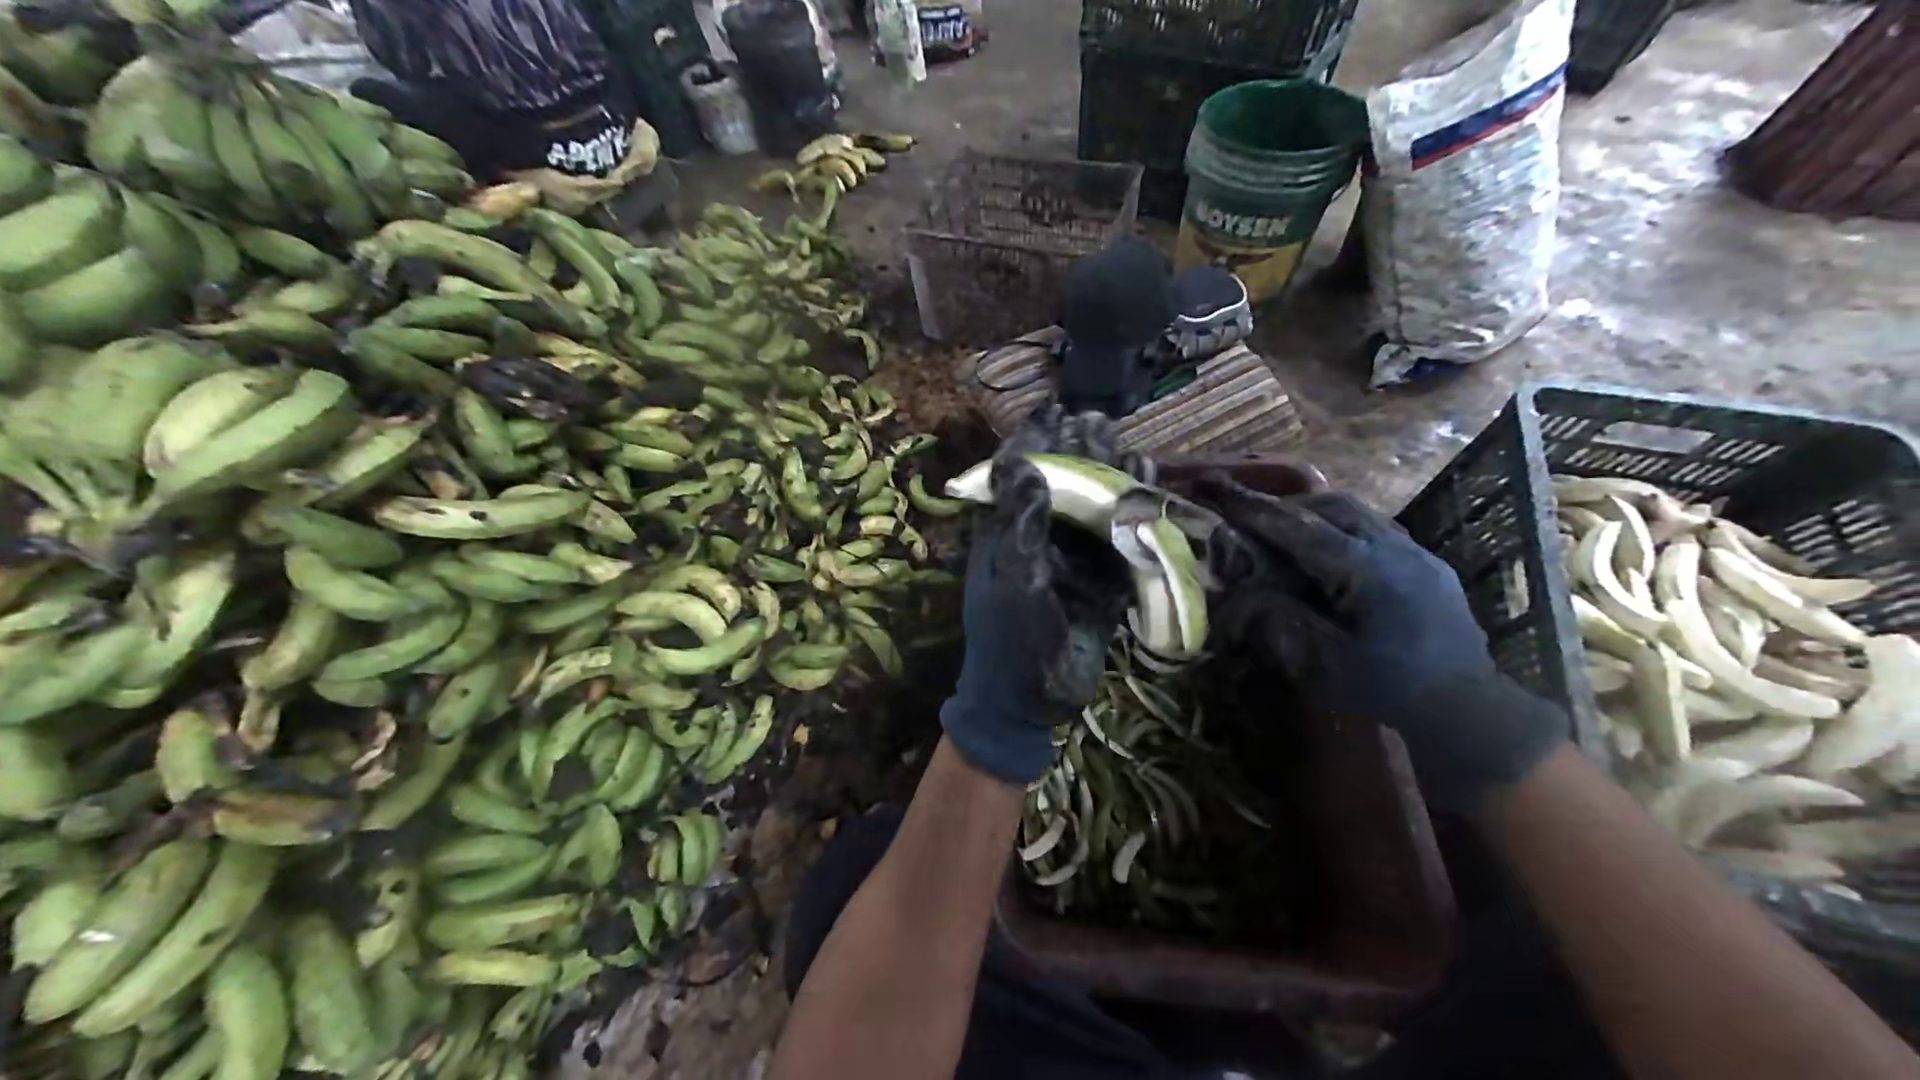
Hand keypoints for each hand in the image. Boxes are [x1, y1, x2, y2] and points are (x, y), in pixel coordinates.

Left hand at [941, 415, 1131, 785]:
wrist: (1029, 700)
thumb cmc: (1008, 640)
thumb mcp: (1009, 580)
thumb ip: (1019, 525)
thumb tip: (1025, 466)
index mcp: (1005, 532)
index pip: (1018, 475)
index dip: (1036, 441)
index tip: (1054, 410)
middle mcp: (1039, 536)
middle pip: (1061, 482)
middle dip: (1078, 450)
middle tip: (1099, 419)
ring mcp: (1072, 557)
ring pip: (1093, 504)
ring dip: (1108, 474)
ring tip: (1124, 442)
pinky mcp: (1102, 579)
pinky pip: (1120, 538)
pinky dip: (1134, 513)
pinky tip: (1147, 486)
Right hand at [1196, 478, 1565, 812]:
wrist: (1471, 714)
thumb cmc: (1392, 691)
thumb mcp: (1326, 662)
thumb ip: (1280, 619)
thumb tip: (1236, 592)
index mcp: (1368, 571)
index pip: (1299, 528)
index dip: (1254, 509)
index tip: (1217, 489)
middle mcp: (1395, 550)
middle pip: (1331, 507)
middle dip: (1284, 505)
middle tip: (1247, 512)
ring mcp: (1416, 555)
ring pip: (1357, 513)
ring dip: (1313, 513)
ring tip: (1281, 527)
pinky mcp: (1426, 567)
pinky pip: (1374, 529)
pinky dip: (1338, 527)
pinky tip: (1325, 549)